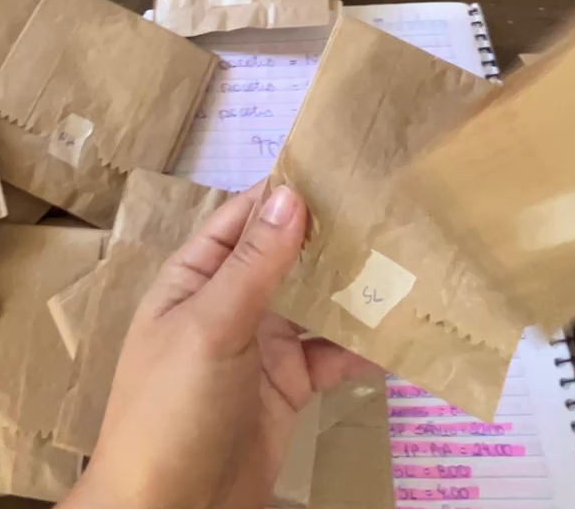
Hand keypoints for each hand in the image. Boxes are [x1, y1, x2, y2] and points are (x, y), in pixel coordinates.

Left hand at [66, 182, 379, 508]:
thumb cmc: (172, 407)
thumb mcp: (210, 327)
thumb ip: (254, 265)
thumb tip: (291, 193)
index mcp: (196, 275)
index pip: (243, 217)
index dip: (284, 193)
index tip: (336, 168)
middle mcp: (228, 301)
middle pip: (283, 256)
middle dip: (326, 237)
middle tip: (384, 212)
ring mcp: (259, 344)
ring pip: (310, 303)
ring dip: (348, 288)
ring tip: (402, 263)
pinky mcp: (286, 387)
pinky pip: (327, 355)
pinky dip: (359, 346)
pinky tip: (397, 334)